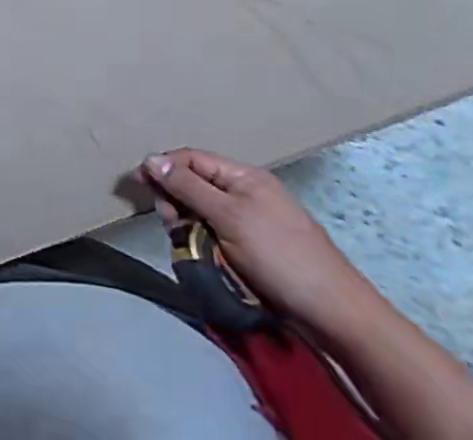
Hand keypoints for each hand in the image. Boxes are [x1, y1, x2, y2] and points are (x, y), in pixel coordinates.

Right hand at [142, 148, 380, 332]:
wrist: (334, 314)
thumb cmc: (280, 256)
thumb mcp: (228, 216)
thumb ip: (187, 186)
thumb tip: (151, 158)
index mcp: (244, 177)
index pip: (191, 159)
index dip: (163, 167)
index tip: (138, 184)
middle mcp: (245, 194)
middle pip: (192, 185)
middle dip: (175, 201)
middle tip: (171, 223)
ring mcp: (249, 222)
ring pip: (200, 214)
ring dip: (188, 226)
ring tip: (190, 244)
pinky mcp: (251, 249)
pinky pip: (213, 236)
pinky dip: (203, 244)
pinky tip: (204, 257)